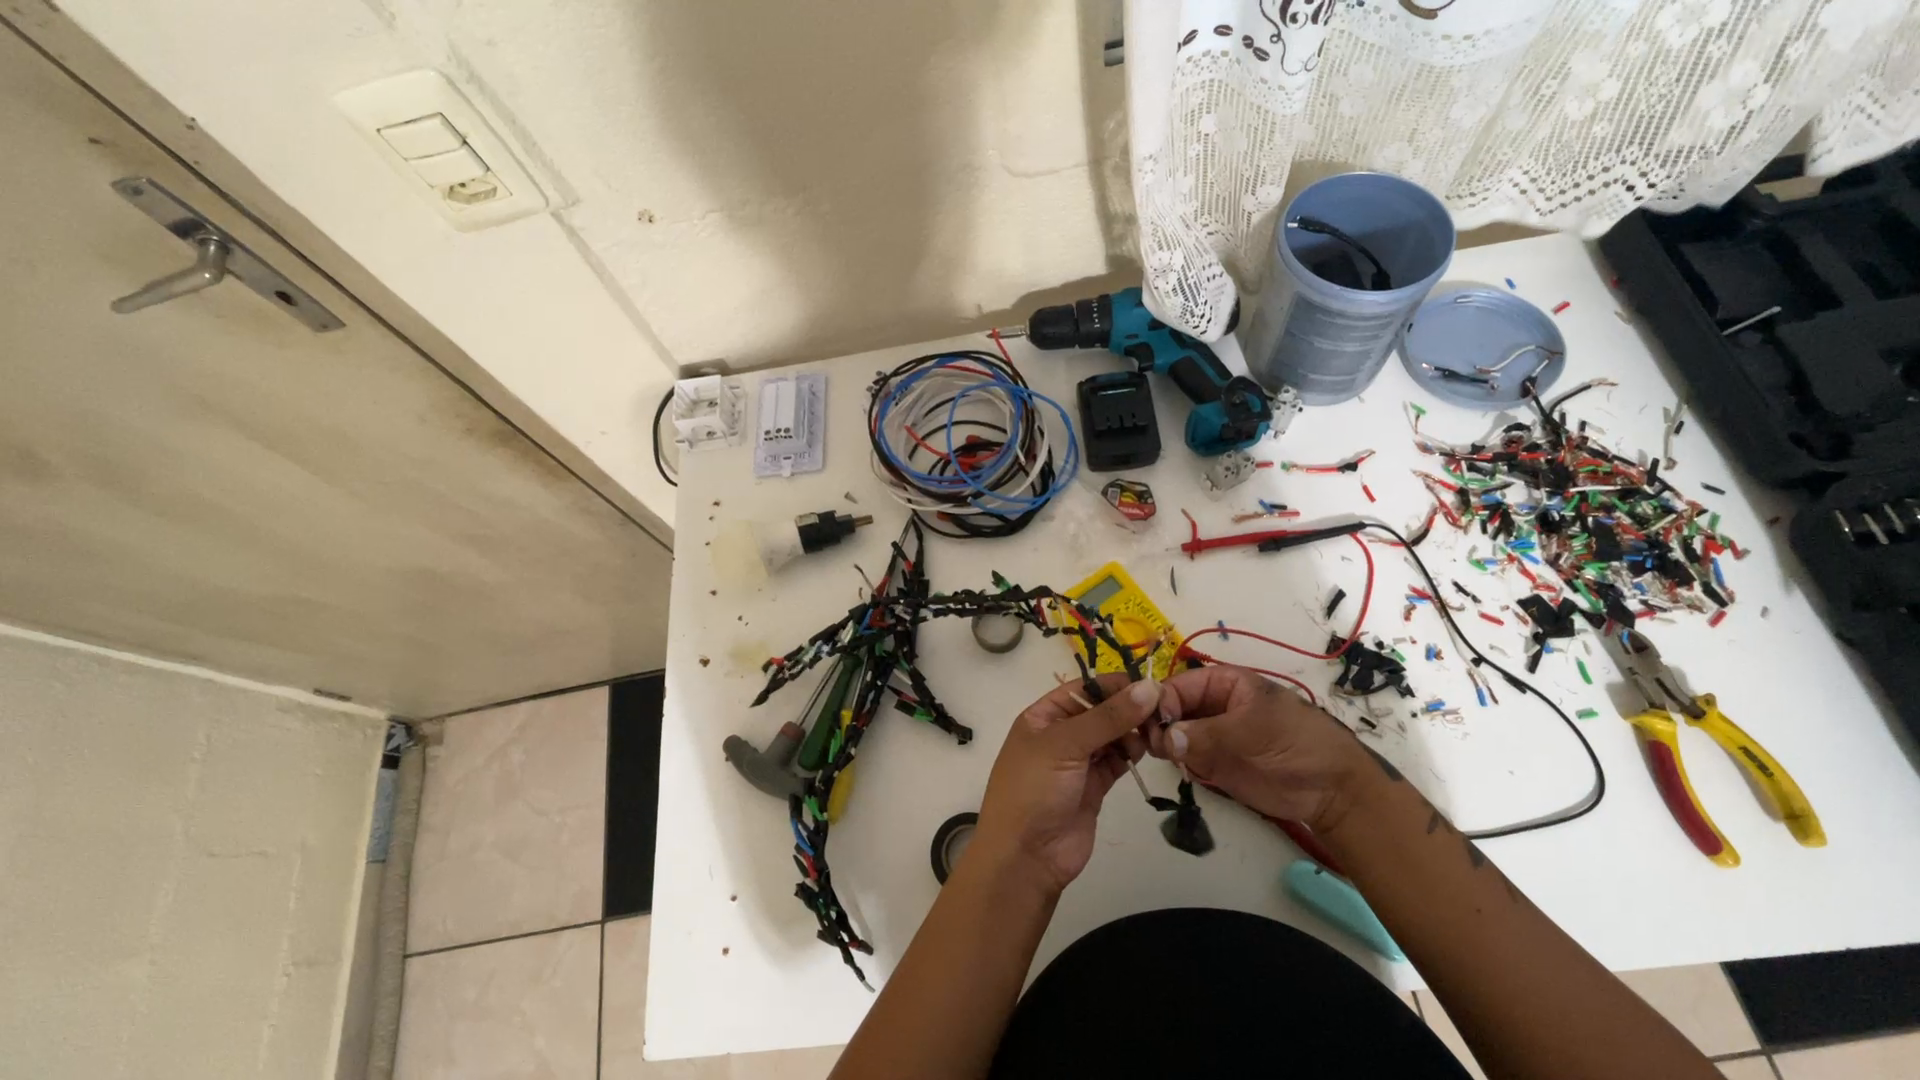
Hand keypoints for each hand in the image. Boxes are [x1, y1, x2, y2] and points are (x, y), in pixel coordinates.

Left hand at [969, 673, 1159, 895]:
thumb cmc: (1034, 790)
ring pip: (1113, 736)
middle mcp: (1060, 735)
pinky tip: (1146, 750)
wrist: (1025, 857)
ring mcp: (1078, 762)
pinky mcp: (1095, 786)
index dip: (1116, 685)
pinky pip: (1118, 760)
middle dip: (1130, 709)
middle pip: (1102, 712)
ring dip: (1133, 732)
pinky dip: (1132, 753)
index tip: (1152, 685)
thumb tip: (1149, 687)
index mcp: (1042, 717)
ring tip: (1155, 734)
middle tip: (1162, 712)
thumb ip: (1108, 717)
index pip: (1084, 689)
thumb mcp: (1065, 745)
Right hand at [1146, 664, 1371, 832]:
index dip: (1161, 699)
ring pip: (1171, 732)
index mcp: (1224, 684)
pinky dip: (1171, 759)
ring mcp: (1210, 735)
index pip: (1180, 684)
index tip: (1148, 721)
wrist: (1329, 790)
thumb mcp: (1254, 731)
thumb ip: (1208, 734)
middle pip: (1170, 707)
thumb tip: (1166, 738)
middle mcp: (1211, 706)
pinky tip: (1169, 764)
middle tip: (1147, 742)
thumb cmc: (1297, 744)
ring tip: (1156, 755)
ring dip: (1160, 741)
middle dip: (1156, 721)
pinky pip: (1181, 756)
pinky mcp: (1210, 763)